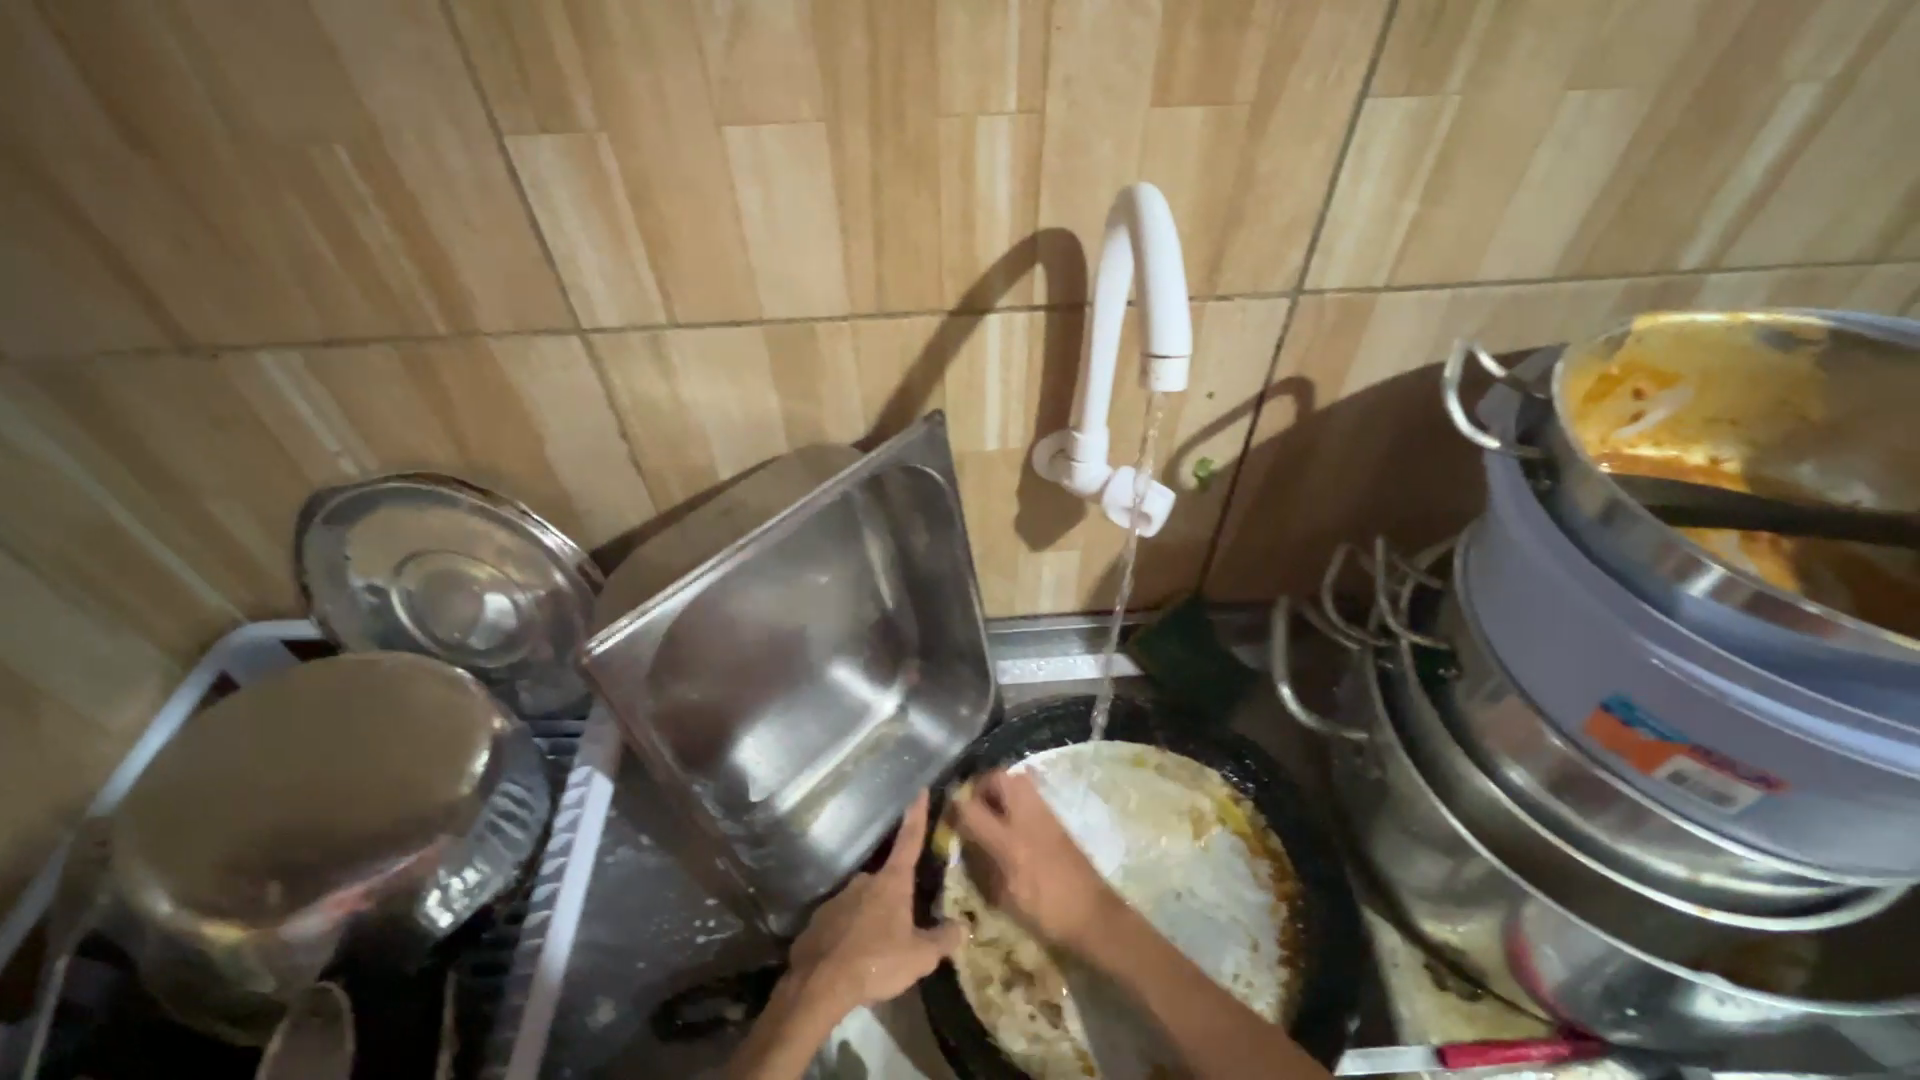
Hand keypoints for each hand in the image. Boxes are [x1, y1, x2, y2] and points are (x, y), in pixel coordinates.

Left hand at [785, 791, 964, 1013]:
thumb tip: (964, 927)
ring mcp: (836, 900)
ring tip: (879, 949)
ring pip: (862, 903)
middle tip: (904, 923)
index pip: (909, 840)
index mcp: (892, 883)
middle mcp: (863, 882)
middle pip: (886, 880)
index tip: (920, 791)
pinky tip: (853, 958)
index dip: (917, 816)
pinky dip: (849, 935)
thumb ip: (944, 940)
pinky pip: (841, 923)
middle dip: (895, 896)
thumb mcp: (921, 956)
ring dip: (871, 918)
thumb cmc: (877, 961)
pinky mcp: (817, 921)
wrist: (820, 984)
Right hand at [951, 770, 1122, 952]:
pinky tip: (1013, 822)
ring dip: (999, 788)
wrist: (1094, 915)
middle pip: (997, 778)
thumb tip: (966, 841)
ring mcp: (1046, 814)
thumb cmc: (1046, 913)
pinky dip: (1016, 797)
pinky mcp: (1058, 818)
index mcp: (1009, 842)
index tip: (948, 817)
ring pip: (1016, 779)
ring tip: (992, 812)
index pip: (970, 809)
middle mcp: (1027, 818)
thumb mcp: (1003, 896)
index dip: (953, 809)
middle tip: (973, 808)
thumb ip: (981, 864)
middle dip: (979, 787)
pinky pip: (1031, 793)